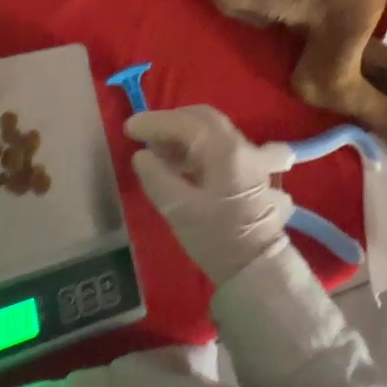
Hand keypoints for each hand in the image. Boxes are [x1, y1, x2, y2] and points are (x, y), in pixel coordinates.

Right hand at [126, 106, 292, 284]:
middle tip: (144, 135)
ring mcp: (248, 156)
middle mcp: (240, 145)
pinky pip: (218, 145)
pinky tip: (179, 162)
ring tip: (157, 150)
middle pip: (202, 118)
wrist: (258, 267)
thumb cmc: (217, 239)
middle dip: (170, 121)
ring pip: (211, 130)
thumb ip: (157, 178)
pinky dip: (195, 145)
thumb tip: (142, 155)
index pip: (186, 123)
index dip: (155, 122)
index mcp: (226, 151)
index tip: (129, 128)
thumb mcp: (180, 211)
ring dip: (182, 133)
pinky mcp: (248, 170)